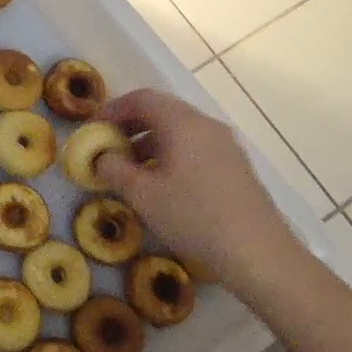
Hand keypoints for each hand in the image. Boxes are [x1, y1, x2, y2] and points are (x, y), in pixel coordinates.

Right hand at [94, 88, 299, 286]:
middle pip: (162, 111)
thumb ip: (114, 169)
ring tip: (131, 170)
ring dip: (149, 142)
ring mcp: (225, 145)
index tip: (93, 128)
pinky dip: (170, 154)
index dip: (113, 108)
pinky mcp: (235, 165)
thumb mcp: (142, 195)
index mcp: (183, 123)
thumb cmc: (193, 216)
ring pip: (179, 130)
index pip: (142, 98)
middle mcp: (206, 125)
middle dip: (130, 125)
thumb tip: (102, 156)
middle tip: (108, 147)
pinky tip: (162, 183)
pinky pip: (195, 146)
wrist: (257, 252)